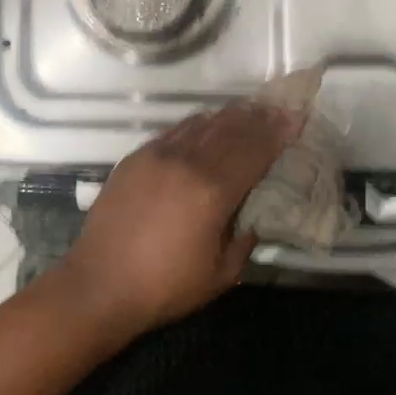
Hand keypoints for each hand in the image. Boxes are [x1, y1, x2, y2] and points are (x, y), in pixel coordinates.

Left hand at [59, 105, 302, 337]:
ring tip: (249, 110)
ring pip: (200, 125)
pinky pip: (173, 131)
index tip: (296, 119)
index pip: (254, 152)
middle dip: (258, 118)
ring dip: (228, 116)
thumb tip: (252, 219)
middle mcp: (186, 163)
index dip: (277, 134)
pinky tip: (206, 124)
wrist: (100, 283)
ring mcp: (157, 156)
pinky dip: (196, 125)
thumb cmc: (164, 286)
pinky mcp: (134, 159)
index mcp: (213, 192)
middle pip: (229, 131)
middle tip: (279, 108)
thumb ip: (243, 241)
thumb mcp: (220, 275)